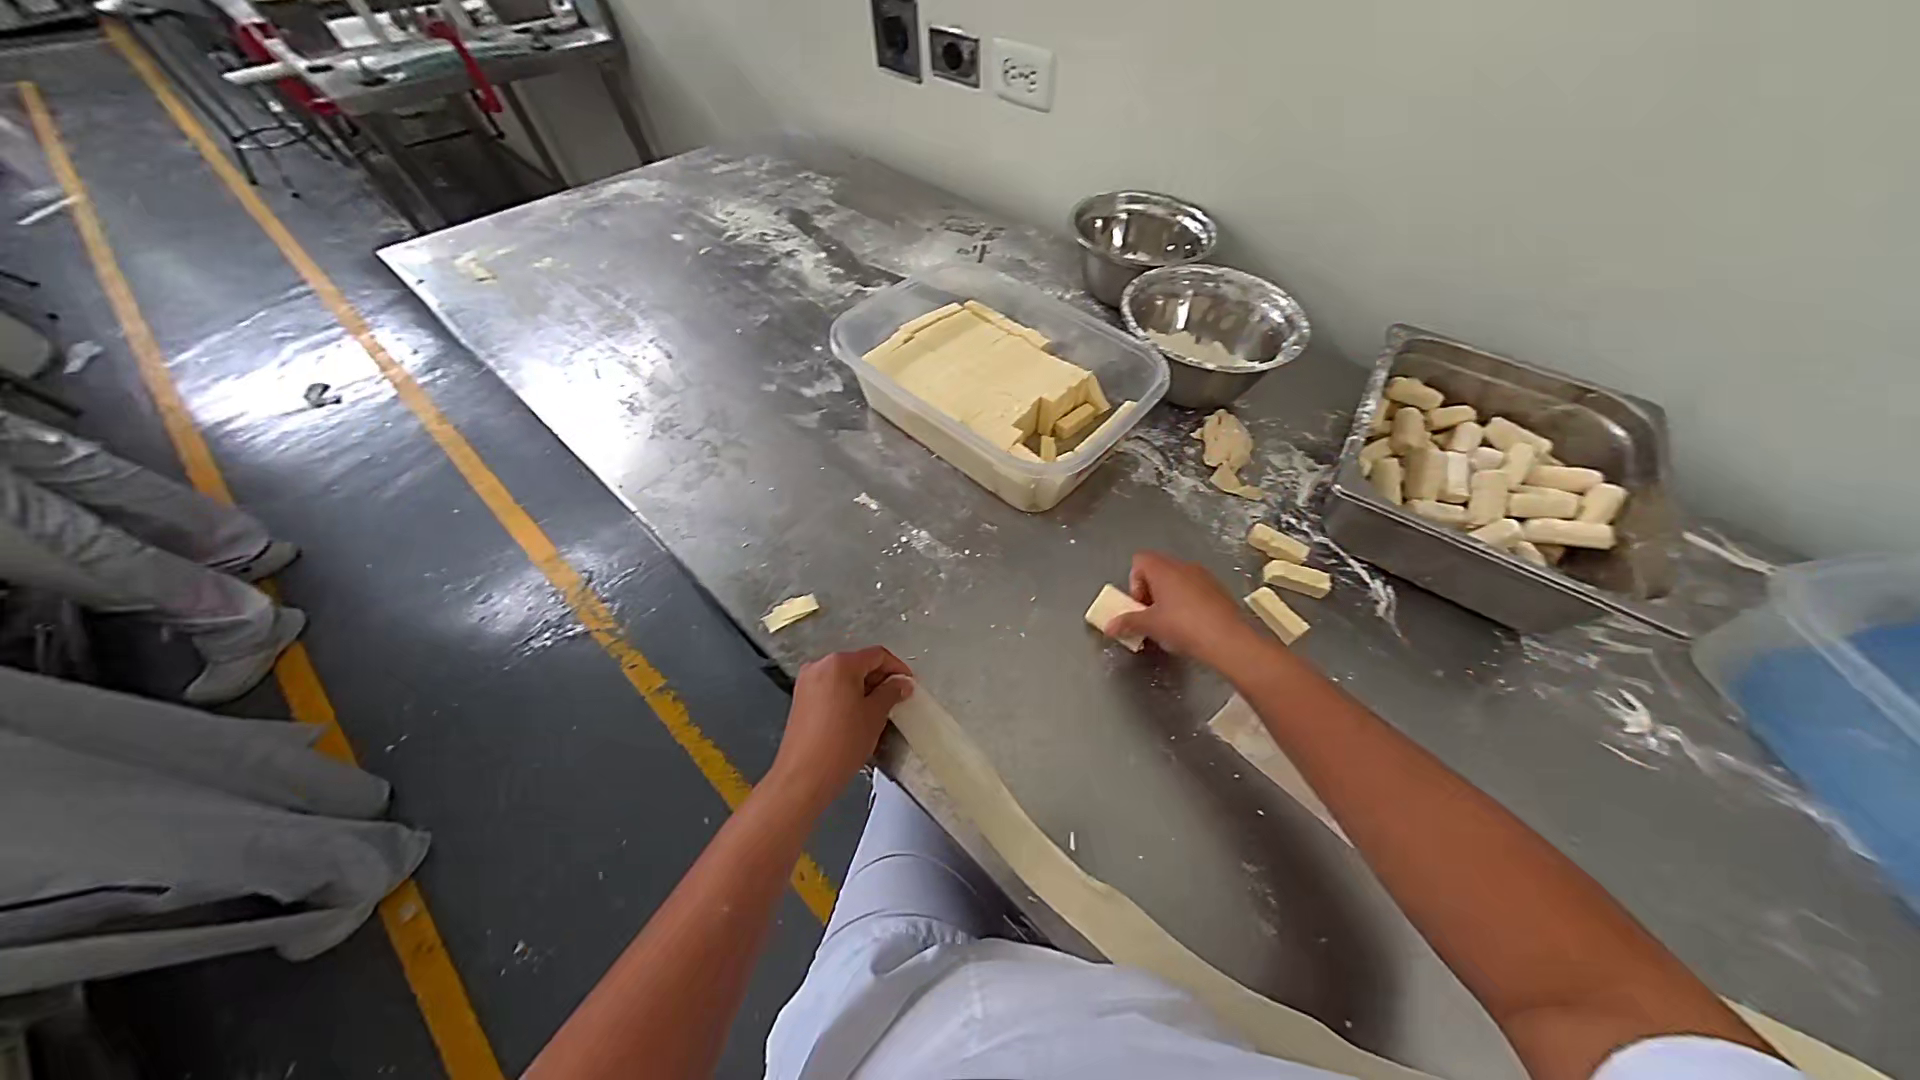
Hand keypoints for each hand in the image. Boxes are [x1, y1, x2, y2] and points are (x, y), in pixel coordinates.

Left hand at [771, 647, 914, 799]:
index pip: (876, 655)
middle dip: (880, 679)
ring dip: (864, 689)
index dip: (897, 668)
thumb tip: (901, 683)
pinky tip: (858, 717)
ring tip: (880, 711)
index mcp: (839, 664)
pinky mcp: (801, 700)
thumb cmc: (840, 745)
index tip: (908, 683)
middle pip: (859, 663)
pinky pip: (831, 689)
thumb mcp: (875, 716)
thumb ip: (891, 692)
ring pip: (844, 677)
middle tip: (897, 697)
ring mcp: (807, 683)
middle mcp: (819, 667)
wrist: (804, 777)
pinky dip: (847, 697)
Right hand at [1104, 551, 1268, 667]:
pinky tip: (1191, 625)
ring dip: (1169, 597)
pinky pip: (1195, 589)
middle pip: (1158, 570)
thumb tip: (1109, 627)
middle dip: (1150, 592)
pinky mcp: (1219, 589)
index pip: (1139, 560)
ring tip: (1171, 623)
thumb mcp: (1150, 626)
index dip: (1134, 582)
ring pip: (1178, 580)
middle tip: (1151, 616)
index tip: (1139, 605)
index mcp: (1163, 568)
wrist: (1228, 639)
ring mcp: (1204, 576)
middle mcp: (1183, 566)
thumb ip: (1127, 623)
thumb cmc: (1183, 626)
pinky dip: (1188, 602)